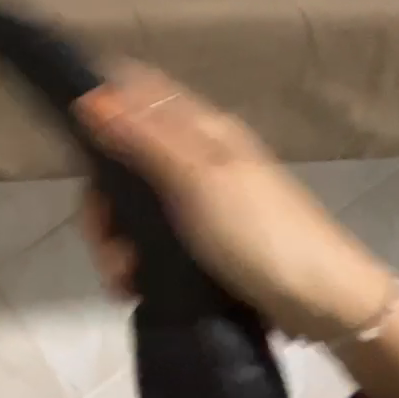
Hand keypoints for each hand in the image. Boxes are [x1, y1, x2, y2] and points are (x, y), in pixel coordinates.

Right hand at [72, 65, 398, 342]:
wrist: (326, 306)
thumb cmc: (261, 234)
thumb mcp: (196, 181)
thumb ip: (141, 139)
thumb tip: (90, 97)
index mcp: (200, 131)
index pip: (140, 92)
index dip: (103, 99)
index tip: (72, 132)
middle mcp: (194, 157)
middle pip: (120, 157)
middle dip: (101, 200)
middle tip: (102, 235)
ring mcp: (196, 200)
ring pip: (128, 203)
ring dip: (113, 239)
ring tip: (122, 273)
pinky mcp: (197, 238)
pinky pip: (144, 237)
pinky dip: (132, 258)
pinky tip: (132, 281)